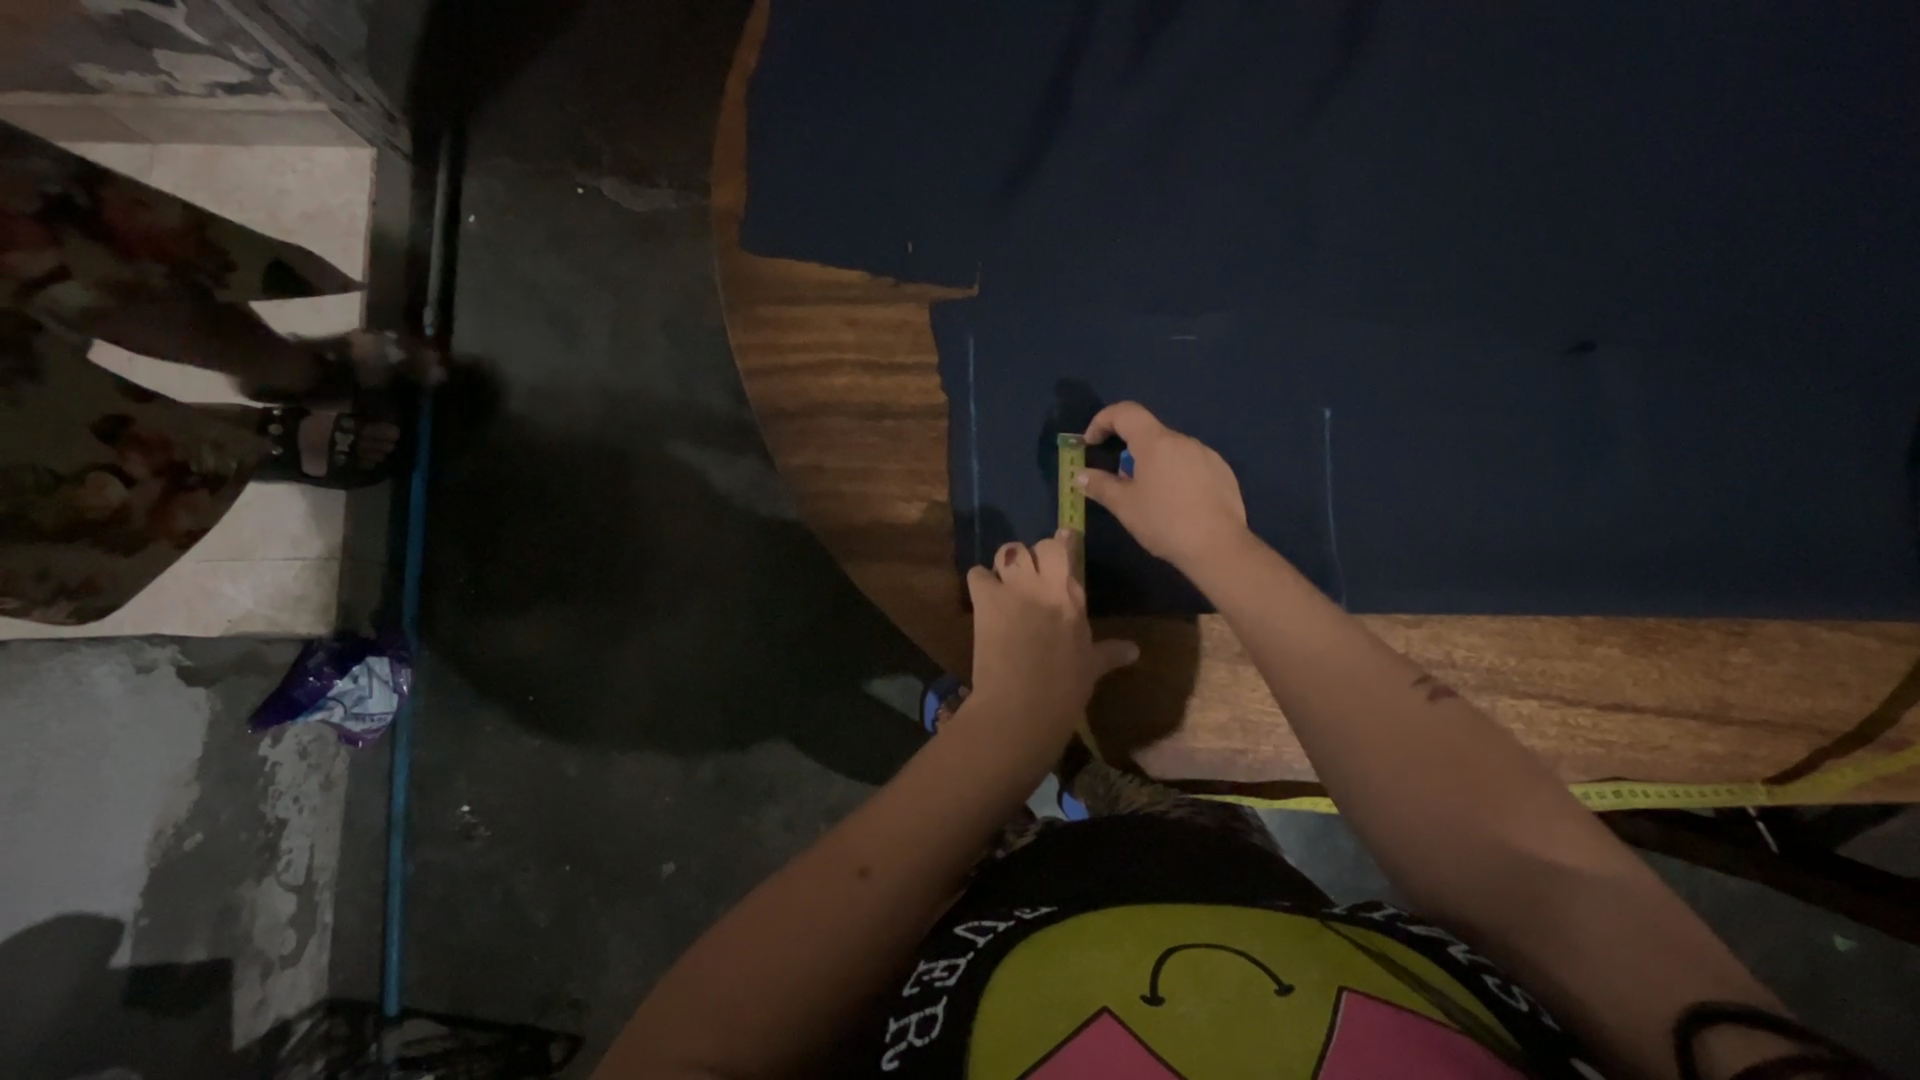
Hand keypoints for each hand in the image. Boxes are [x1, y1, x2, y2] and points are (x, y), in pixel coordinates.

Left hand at [966, 532, 1138, 730]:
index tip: (1062, 540)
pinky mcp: (985, 601)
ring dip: (1007, 562)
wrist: (1022, 705)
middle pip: (1037, 546)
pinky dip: (980, 580)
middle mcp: (1044, 584)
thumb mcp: (1091, 669)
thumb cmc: (1064, 690)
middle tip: (1031, 573)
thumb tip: (1135, 651)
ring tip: (1006, 580)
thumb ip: (1110, 653)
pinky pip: (977, 574)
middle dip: (1034, 555)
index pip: (1068, 551)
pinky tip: (983, 595)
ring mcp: (1013, 589)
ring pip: (1007, 551)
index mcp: (1072, 598)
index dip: (1063, 543)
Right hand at [1077, 401, 1249, 568]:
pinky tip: (1179, 503)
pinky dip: (1177, 475)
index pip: (1125, 412)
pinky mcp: (1222, 471)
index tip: (1090, 443)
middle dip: (1129, 451)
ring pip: (1171, 451)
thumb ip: (1100, 485)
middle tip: (1121, 482)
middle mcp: (1183, 440)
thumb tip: (1080, 475)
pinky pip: (1191, 464)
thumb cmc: (1164, 522)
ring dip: (1154, 464)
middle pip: (1149, 434)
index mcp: (1155, 442)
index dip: (1102, 420)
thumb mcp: (1124, 506)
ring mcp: (1207, 454)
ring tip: (1152, 497)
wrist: (1218, 546)